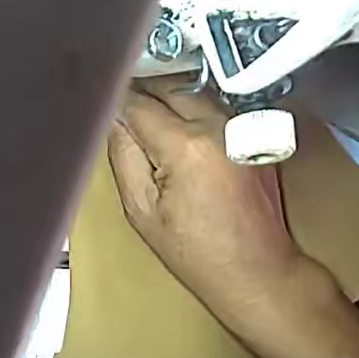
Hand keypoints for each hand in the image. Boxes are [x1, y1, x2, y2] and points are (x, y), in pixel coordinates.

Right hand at [106, 81, 310, 325]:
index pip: (138, 104)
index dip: (116, 104)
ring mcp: (243, 127)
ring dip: (168, 103)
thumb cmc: (198, 251)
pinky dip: (192, 114)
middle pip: (168, 88)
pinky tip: (180, 139)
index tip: (102, 106)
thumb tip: (114, 122)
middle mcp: (220, 126)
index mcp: (186, 146)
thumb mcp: (141, 208)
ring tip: (148, 129)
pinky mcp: (256, 134)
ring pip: (193, 93)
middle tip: (121, 117)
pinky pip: (215, 109)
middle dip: (142, 97)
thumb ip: (124, 156)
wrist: (256, 270)